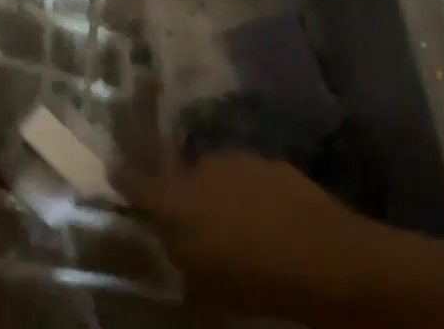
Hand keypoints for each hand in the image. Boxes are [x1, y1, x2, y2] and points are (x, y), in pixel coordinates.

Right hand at [116, 152, 378, 318]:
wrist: (330, 259)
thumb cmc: (256, 279)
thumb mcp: (204, 283)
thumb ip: (179, 253)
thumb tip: (168, 236)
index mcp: (178, 200)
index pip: (137, 182)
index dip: (123, 178)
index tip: (113, 171)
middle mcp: (203, 168)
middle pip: (183, 176)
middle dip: (184, 191)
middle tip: (194, 219)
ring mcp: (241, 161)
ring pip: (219, 174)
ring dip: (221, 191)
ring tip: (236, 221)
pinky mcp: (274, 164)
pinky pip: (250, 178)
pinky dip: (252, 193)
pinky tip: (267, 218)